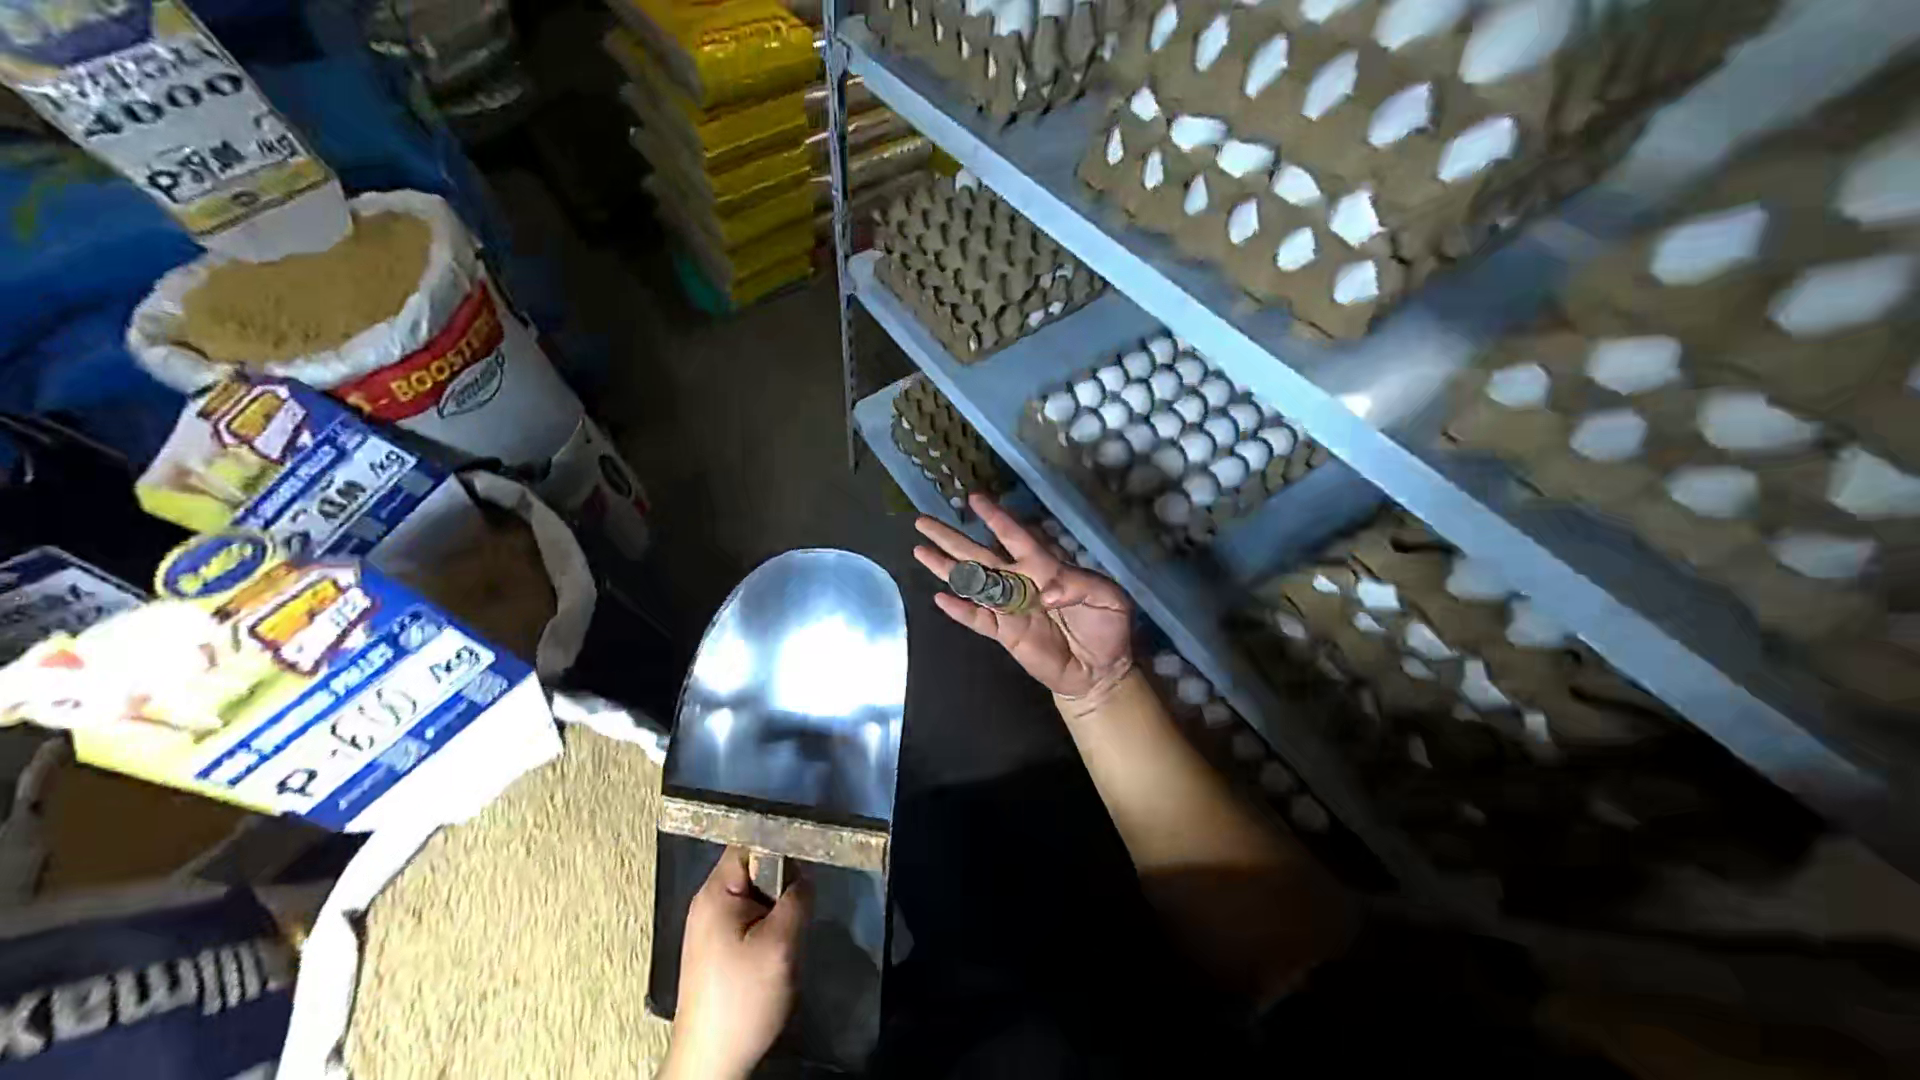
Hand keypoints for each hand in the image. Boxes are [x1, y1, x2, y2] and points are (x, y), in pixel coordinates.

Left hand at [662, 847, 810, 1079]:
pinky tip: (780, 946)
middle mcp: (708, 901)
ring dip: (778, 906)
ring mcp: (710, 926)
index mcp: (715, 892)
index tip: (810, 857)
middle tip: (803, 902)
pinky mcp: (718, 948)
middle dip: (783, 880)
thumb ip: (797, 898)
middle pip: (755, 867)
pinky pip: (750, 918)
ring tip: (794, 928)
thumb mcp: (781, 944)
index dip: (782, 844)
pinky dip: (769, 925)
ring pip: (756, 895)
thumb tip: (805, 875)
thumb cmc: (743, 1000)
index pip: (751, 842)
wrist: (711, 1064)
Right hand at [914, 494, 1133, 703]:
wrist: (1100, 670)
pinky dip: (960, 610)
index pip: (1017, 538)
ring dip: (946, 567)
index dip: (997, 520)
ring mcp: (1009, 608)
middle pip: (981, 555)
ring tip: (920, 550)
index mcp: (1046, 567)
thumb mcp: (1109, 599)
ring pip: (972, 583)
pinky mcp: (1004, 633)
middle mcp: (1021, 582)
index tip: (975, 500)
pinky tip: (940, 598)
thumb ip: (1080, 587)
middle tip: (924, 520)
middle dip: (953, 538)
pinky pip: (978, 619)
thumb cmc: (1107, 628)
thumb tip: (1046, 591)